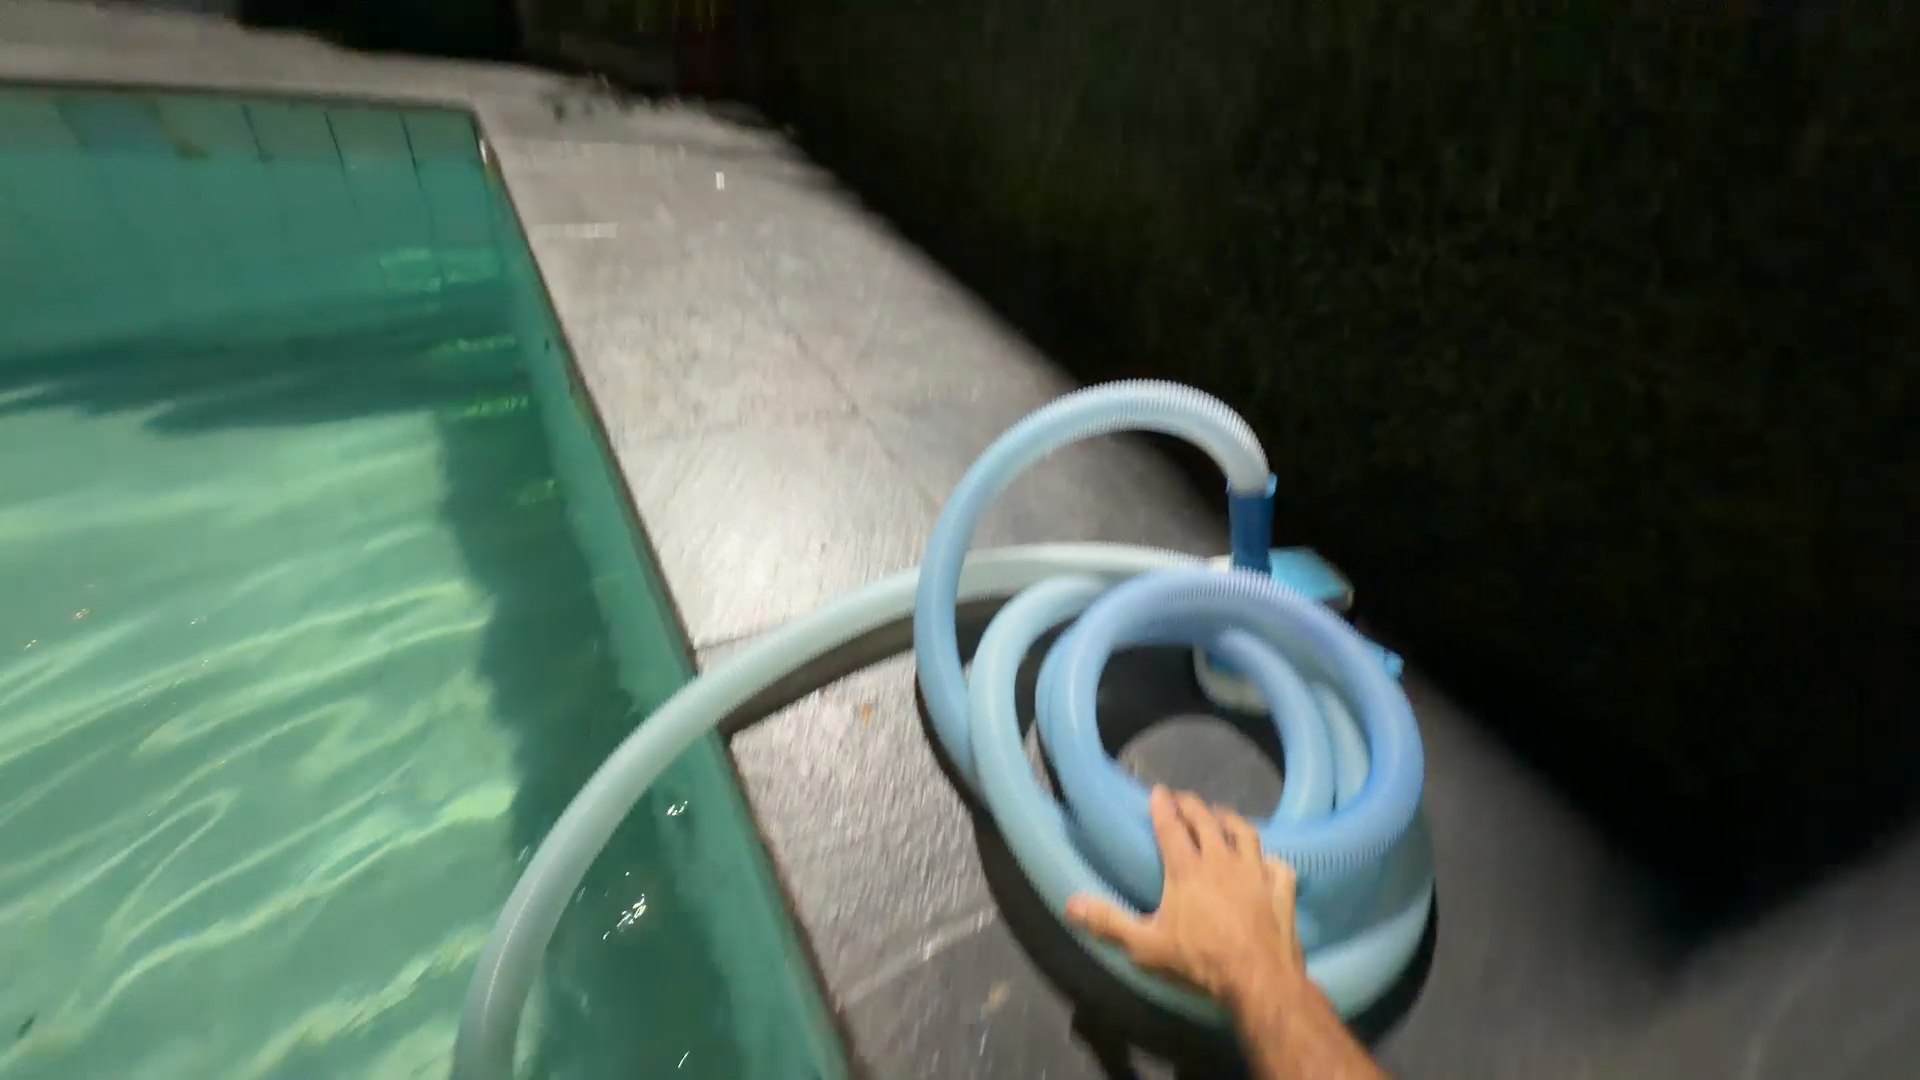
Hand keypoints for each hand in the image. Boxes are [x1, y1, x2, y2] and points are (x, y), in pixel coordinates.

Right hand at [1066, 785, 1305, 1008]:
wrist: (1260, 980)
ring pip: (1245, 833)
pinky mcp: (1281, 892)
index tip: (1157, 790)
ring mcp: (1255, 873)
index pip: (1170, 826)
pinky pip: (1279, 866)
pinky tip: (1268, 861)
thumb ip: (1109, 921)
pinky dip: (1271, 860)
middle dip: (1193, 805)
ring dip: (1231, 820)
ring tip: (1221, 815)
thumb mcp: (1145, 944)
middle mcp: (1221, 860)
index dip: (1162, 805)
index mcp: (1187, 868)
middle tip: (1183, 799)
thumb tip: (1071, 903)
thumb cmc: (1199, 959)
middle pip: (1206, 821)